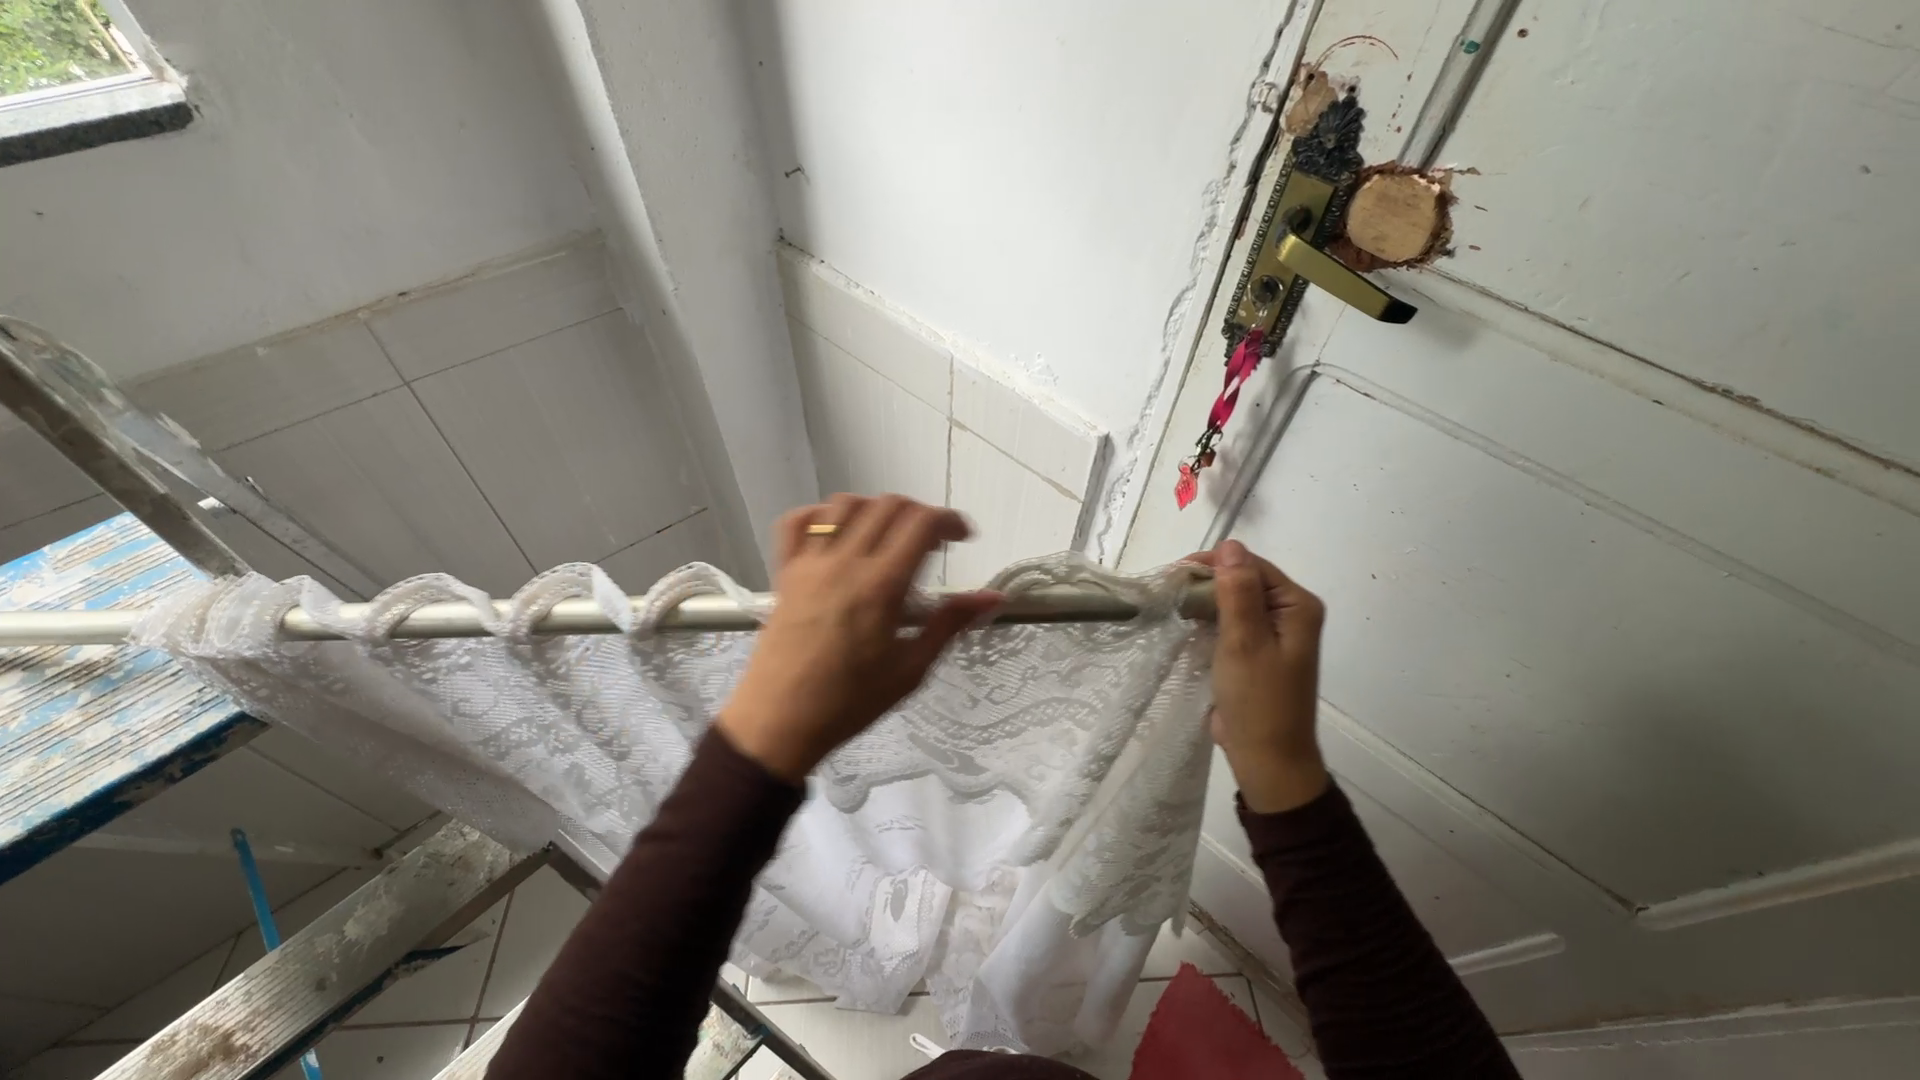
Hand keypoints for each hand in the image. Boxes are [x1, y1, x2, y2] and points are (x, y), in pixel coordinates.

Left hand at [717, 494, 1002, 782]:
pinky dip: (820, 516)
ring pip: (844, 505)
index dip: (949, 520)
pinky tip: (837, 534)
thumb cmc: (850, 702)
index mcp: (881, 586)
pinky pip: (796, 523)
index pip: (921, 523)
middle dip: (919, 513)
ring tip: (888, 536)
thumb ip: (950, 624)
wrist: (779, 723)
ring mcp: (809, 564)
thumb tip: (993, 597)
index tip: (962, 538)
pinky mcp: (784, 573)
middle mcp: (845, 562)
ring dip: (875, 509)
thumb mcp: (911, 669)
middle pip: (888, 505)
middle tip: (932, 544)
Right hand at [1187, 539, 1329, 812]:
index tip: (1175, 573)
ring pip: (1234, 601)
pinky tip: (1186, 624)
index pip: (1252, 566)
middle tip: (1169, 591)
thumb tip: (1231, 545)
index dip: (1214, 564)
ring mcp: (1273, 634)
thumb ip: (1237, 592)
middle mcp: (1290, 614)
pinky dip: (1209, 620)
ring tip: (1172, 606)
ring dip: (1205, 601)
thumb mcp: (1244, 642)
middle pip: (1243, 580)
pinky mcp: (1256, 651)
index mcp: (1297, 606)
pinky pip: (1231, 623)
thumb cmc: (1258, 700)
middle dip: (1207, 582)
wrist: (1267, 757)